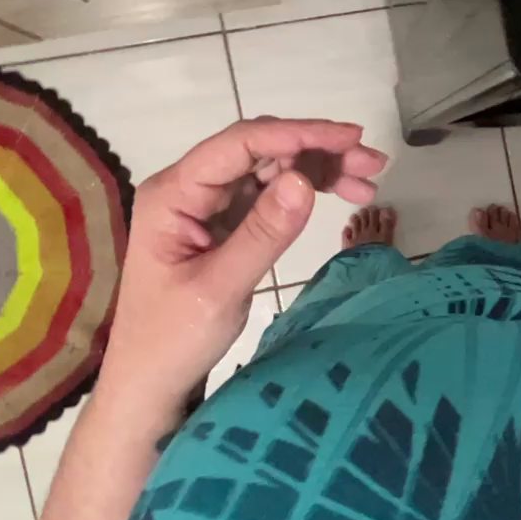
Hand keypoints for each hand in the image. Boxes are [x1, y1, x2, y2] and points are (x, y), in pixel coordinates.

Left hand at [101, 118, 387, 400]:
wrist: (149, 384)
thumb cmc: (172, 341)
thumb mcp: (220, 289)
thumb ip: (263, 233)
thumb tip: (305, 181)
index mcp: (174, 194)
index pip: (240, 145)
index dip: (298, 135)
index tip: (348, 138)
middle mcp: (190, 188)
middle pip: (261, 150)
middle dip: (317, 150)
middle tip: (371, 162)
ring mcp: (208, 204)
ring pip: (272, 168)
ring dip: (319, 168)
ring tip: (368, 181)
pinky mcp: (225, 223)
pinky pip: (271, 194)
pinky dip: (308, 192)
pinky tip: (342, 196)